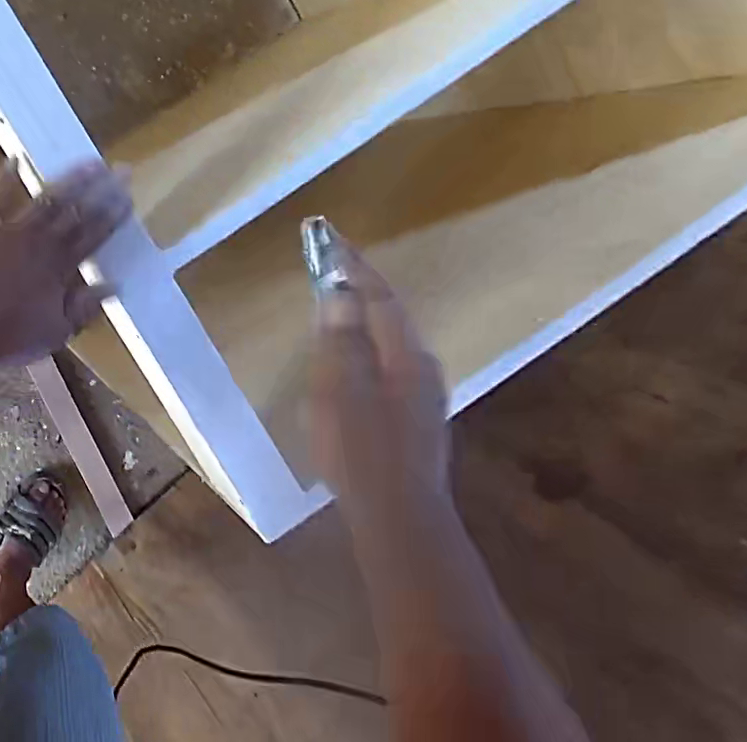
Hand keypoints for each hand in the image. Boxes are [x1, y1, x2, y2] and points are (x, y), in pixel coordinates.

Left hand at [0, 160, 131, 368]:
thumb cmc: (5, 336)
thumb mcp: (54, 332)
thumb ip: (84, 306)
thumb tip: (113, 285)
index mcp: (60, 267)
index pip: (94, 234)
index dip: (113, 214)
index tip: (128, 195)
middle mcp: (40, 242)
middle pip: (76, 210)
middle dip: (100, 189)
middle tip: (119, 168)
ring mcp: (9, 231)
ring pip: (45, 199)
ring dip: (67, 178)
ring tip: (87, 162)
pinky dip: (5, 176)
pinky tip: (14, 159)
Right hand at [308, 236, 450, 512]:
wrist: (397, 512)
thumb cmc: (359, 447)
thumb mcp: (338, 389)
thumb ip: (340, 339)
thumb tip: (338, 291)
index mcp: (403, 357)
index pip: (378, 297)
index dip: (352, 265)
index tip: (328, 235)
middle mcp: (419, 368)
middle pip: (388, 313)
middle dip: (359, 283)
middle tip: (327, 259)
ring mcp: (418, 392)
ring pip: (388, 336)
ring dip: (362, 309)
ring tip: (333, 294)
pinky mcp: (408, 411)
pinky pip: (382, 356)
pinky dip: (362, 336)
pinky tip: (347, 347)